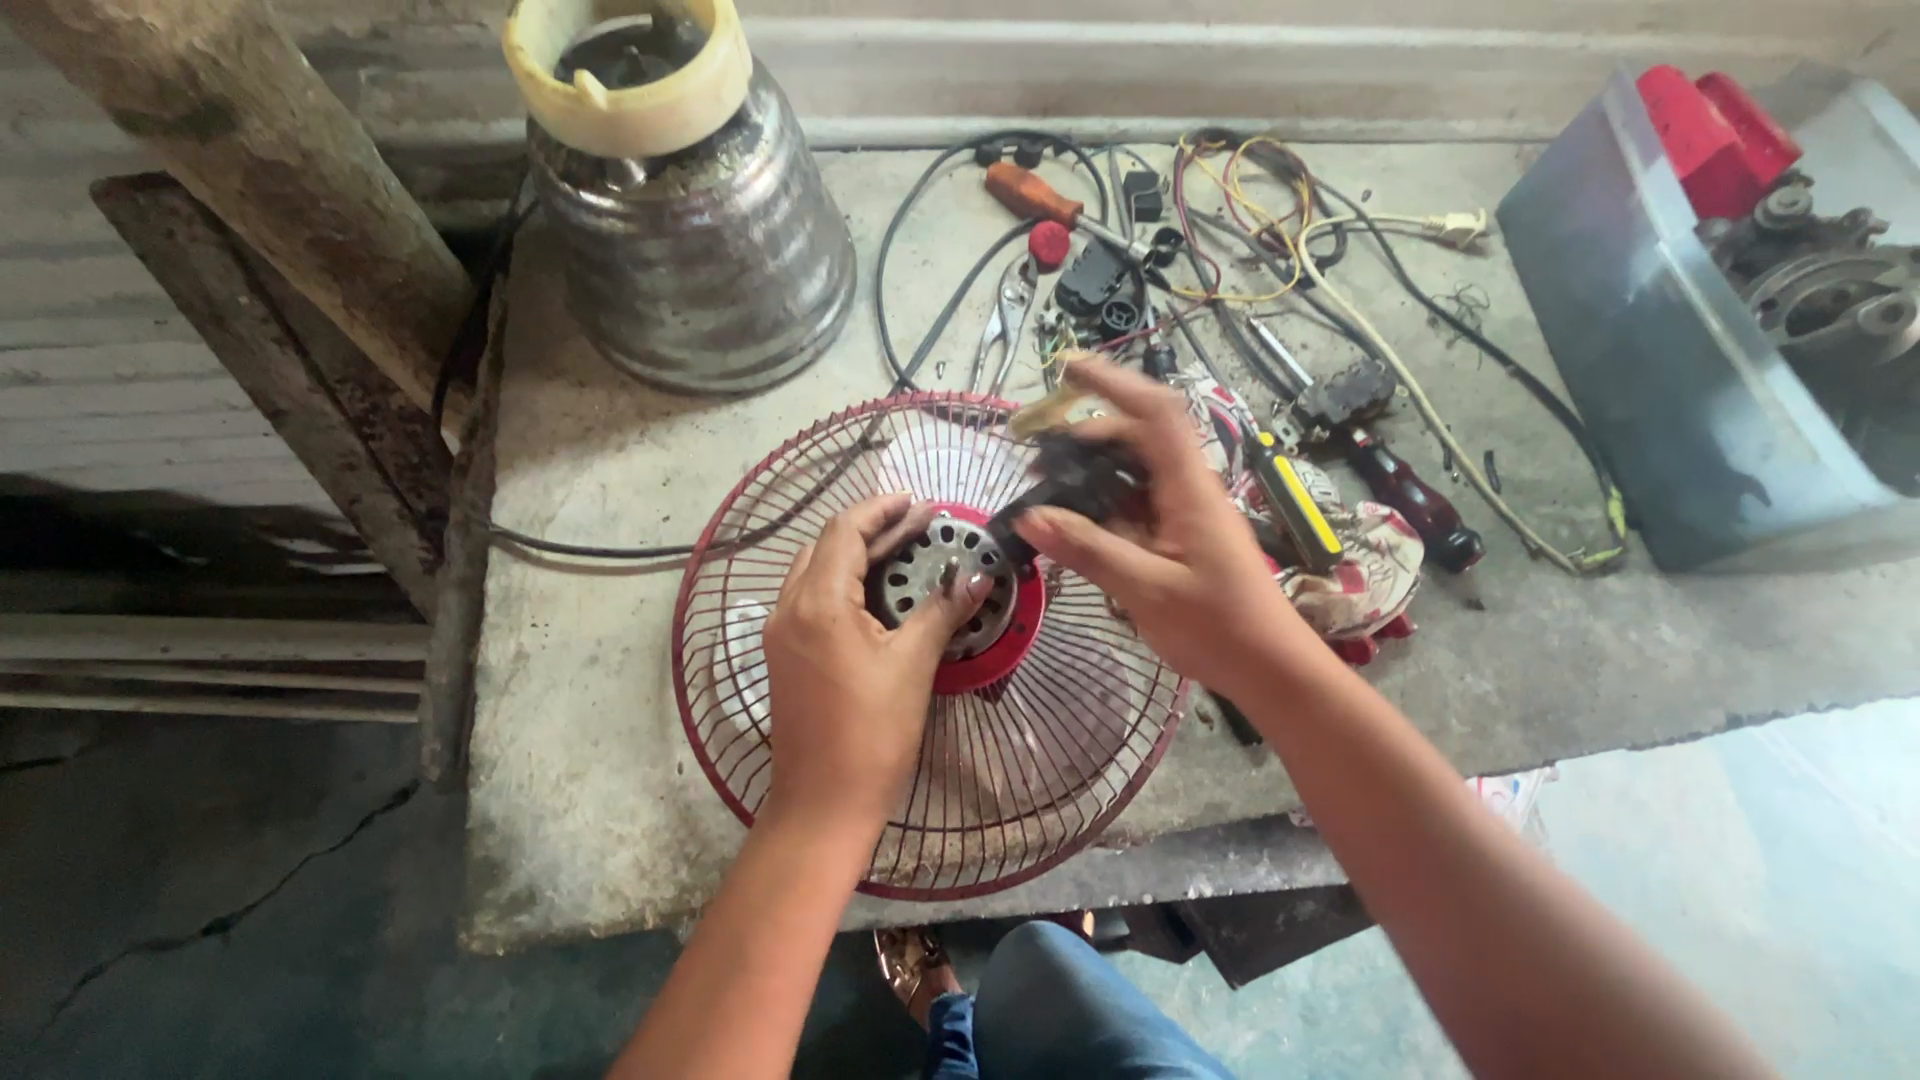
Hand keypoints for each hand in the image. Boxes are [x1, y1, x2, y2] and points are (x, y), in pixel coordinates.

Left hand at [761, 493, 989, 837]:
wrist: (823, 803)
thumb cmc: (872, 733)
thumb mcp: (913, 665)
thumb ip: (942, 610)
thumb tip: (980, 575)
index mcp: (818, 602)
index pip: (845, 531)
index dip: (883, 509)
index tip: (920, 503)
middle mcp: (789, 608)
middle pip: (826, 546)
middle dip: (872, 529)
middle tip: (919, 527)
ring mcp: (780, 634)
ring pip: (815, 572)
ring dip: (855, 556)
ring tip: (902, 553)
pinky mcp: (784, 656)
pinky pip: (810, 601)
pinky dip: (842, 585)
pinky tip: (875, 596)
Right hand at [1012, 358, 1319, 699]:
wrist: (1272, 670)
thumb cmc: (1219, 628)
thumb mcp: (1146, 589)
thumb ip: (1088, 550)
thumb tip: (1031, 516)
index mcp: (1189, 490)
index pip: (1155, 413)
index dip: (1114, 382)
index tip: (1068, 369)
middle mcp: (1189, 491)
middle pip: (1139, 440)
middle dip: (1088, 438)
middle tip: (1039, 460)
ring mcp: (1187, 516)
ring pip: (1136, 476)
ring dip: (1093, 475)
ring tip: (1048, 493)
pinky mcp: (1183, 540)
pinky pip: (1138, 508)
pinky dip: (1105, 508)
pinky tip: (1078, 528)